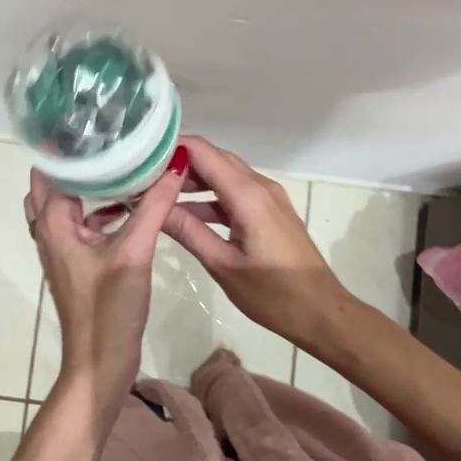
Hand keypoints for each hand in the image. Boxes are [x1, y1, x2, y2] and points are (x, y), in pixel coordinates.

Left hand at [24, 155, 187, 399]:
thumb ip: (153, 206)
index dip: (74, 144)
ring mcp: (63, 249)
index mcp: (54, 222)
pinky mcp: (79, 264)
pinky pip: (85, 224)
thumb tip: (175, 162)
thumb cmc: (108, 308)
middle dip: (83, 161)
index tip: (101, 122)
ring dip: (94, 185)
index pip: (53, 167)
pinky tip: (133, 205)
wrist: (99, 364)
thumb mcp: (134, 252)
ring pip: (72, 204)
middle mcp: (51, 230)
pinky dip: (102, 210)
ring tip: (126, 162)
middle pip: (58, 182)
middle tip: (116, 138)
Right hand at [160, 136, 356, 348]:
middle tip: (142, 175)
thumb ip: (188, 231)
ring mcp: (268, 198)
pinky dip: (210, 196)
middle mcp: (260, 186)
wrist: (321, 312)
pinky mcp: (270, 212)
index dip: (172, 148)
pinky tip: (187, 214)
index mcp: (248, 195)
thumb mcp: (222, 264)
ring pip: (225, 174)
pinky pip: (235, 192)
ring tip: (157, 192)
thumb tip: (152, 206)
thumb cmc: (272, 294)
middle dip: (179, 162)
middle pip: (214, 158)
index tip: (140, 157)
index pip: (203, 152)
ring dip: (194, 180)